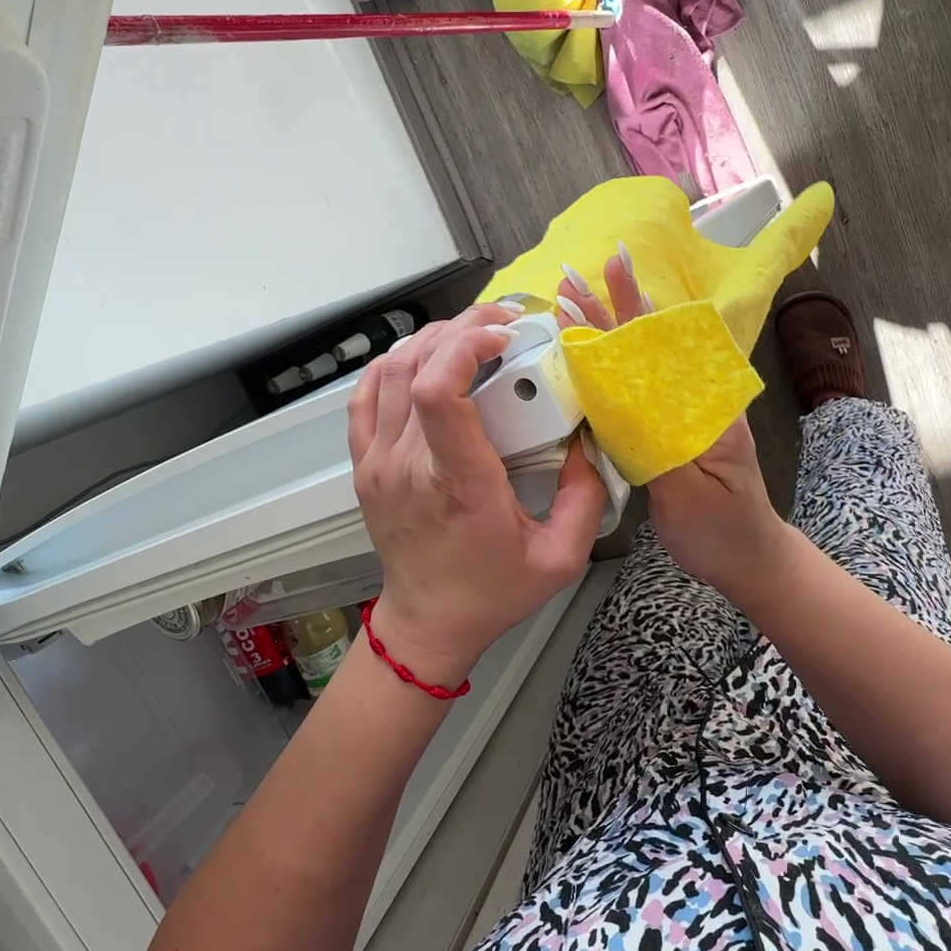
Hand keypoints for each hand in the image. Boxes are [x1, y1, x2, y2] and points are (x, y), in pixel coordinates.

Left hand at [349, 304, 607, 686]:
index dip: (466, 347)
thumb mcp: (560, 558)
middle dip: (459, 330)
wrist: (429, 623)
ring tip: (468, 337)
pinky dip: (390, 366)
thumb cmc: (491, 593)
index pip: (440, 394)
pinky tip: (420, 357)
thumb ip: (584, 498)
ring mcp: (379, 465)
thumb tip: (585, 442)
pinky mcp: (365, 467)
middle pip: (417, 368)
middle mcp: (410, 468)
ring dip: (430, 341)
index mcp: (459, 486)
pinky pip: (364, 398)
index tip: (503, 337)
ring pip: (390, 373)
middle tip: (499, 326)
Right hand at [553, 247, 799, 605]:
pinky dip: (615, 365)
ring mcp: (685, 416)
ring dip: (610, 329)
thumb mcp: (689, 492)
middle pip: (649, 346)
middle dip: (612, 308)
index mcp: (704, 410)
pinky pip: (641, 390)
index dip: (622, 320)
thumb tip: (622, 398)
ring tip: (579, 300)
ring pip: (643, 362)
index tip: (595, 289)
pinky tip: (597, 351)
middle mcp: (696, 403)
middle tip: (575, 278)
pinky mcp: (673, 432)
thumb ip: (657, 441)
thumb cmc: (722, 531)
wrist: (750, 560)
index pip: (658, 353)